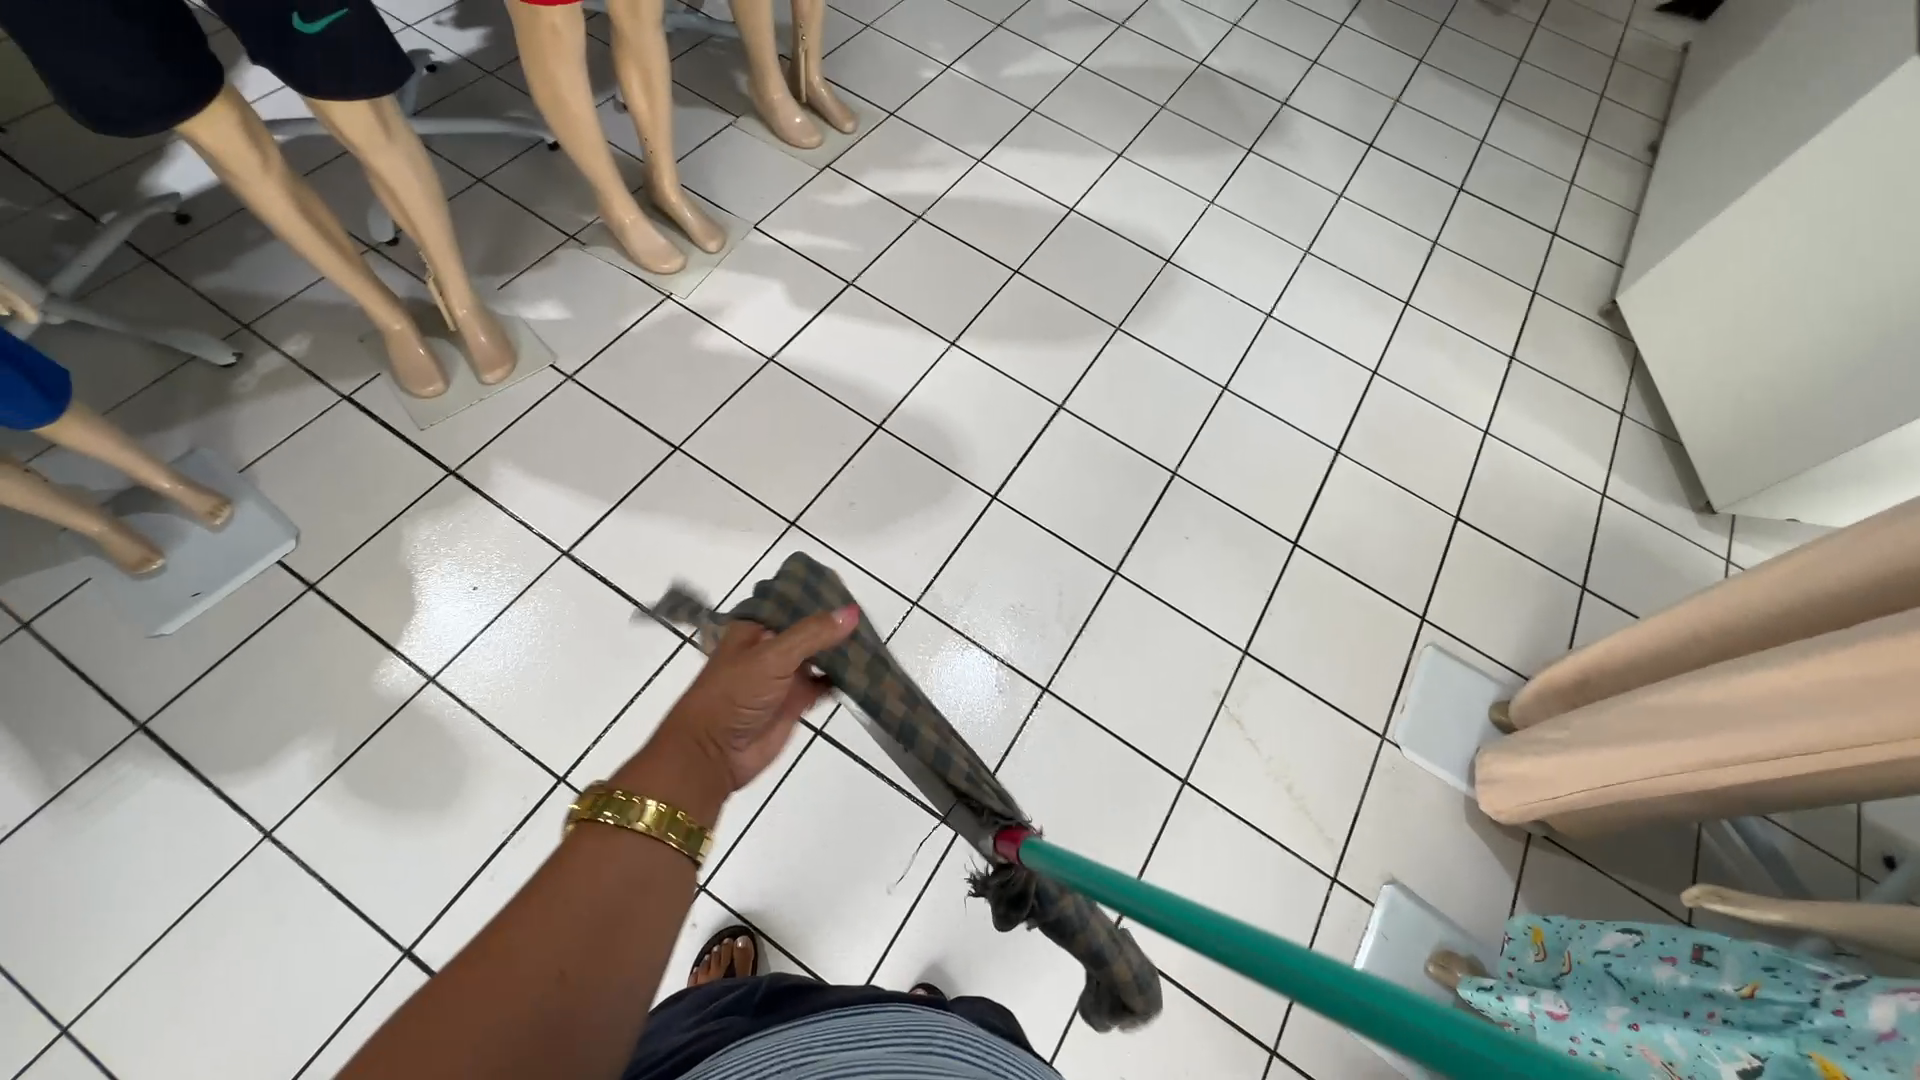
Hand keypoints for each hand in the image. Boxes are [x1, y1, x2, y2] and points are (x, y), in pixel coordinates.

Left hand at [649, 605, 859, 792]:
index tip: (852, 593)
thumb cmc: (733, 694)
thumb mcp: (772, 657)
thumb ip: (813, 634)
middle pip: (810, 631)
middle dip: (836, 626)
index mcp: (756, 628)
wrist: (713, 753)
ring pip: (820, 657)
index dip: (819, 597)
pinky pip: (825, 684)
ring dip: (843, 652)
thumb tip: (851, 611)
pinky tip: (867, 672)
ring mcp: (784, 676)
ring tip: (875, 641)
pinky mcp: (796, 702)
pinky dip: (844, 679)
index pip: (792, 603)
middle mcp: (771, 648)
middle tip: (872, 618)